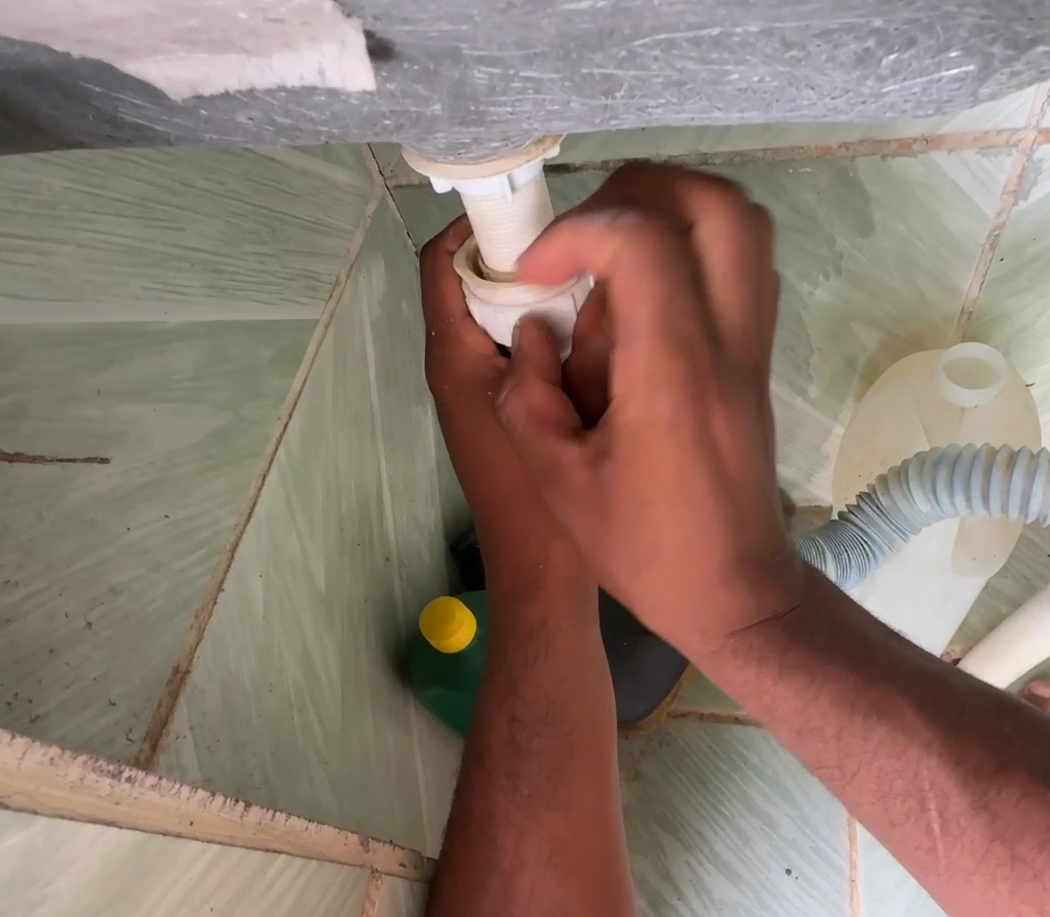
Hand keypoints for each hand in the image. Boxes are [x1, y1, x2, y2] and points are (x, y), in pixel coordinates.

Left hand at [420, 217, 585, 586]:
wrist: (539, 572)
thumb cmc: (544, 497)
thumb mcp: (574, 408)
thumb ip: (588, 340)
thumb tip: (606, 278)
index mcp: (456, 358)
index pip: (443, 261)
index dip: (481, 224)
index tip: (542, 212)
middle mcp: (453, 368)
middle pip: (471, 284)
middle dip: (521, 257)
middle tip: (586, 245)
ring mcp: (471, 393)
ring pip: (495, 319)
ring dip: (537, 296)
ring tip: (598, 283)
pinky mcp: (494, 413)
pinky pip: (512, 352)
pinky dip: (543, 333)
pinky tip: (597, 338)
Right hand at [492, 164, 803, 654]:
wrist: (734, 592)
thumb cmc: (645, 552)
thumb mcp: (559, 485)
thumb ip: (528, 397)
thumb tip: (530, 329)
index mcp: (673, 375)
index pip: (642, 243)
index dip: (577, 232)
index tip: (534, 272)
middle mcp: (727, 344)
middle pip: (712, 205)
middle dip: (636, 192)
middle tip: (582, 234)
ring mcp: (754, 350)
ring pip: (742, 225)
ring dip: (673, 210)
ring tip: (612, 250)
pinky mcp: (759, 362)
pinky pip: (745, 265)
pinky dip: (696, 247)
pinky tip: (647, 294)